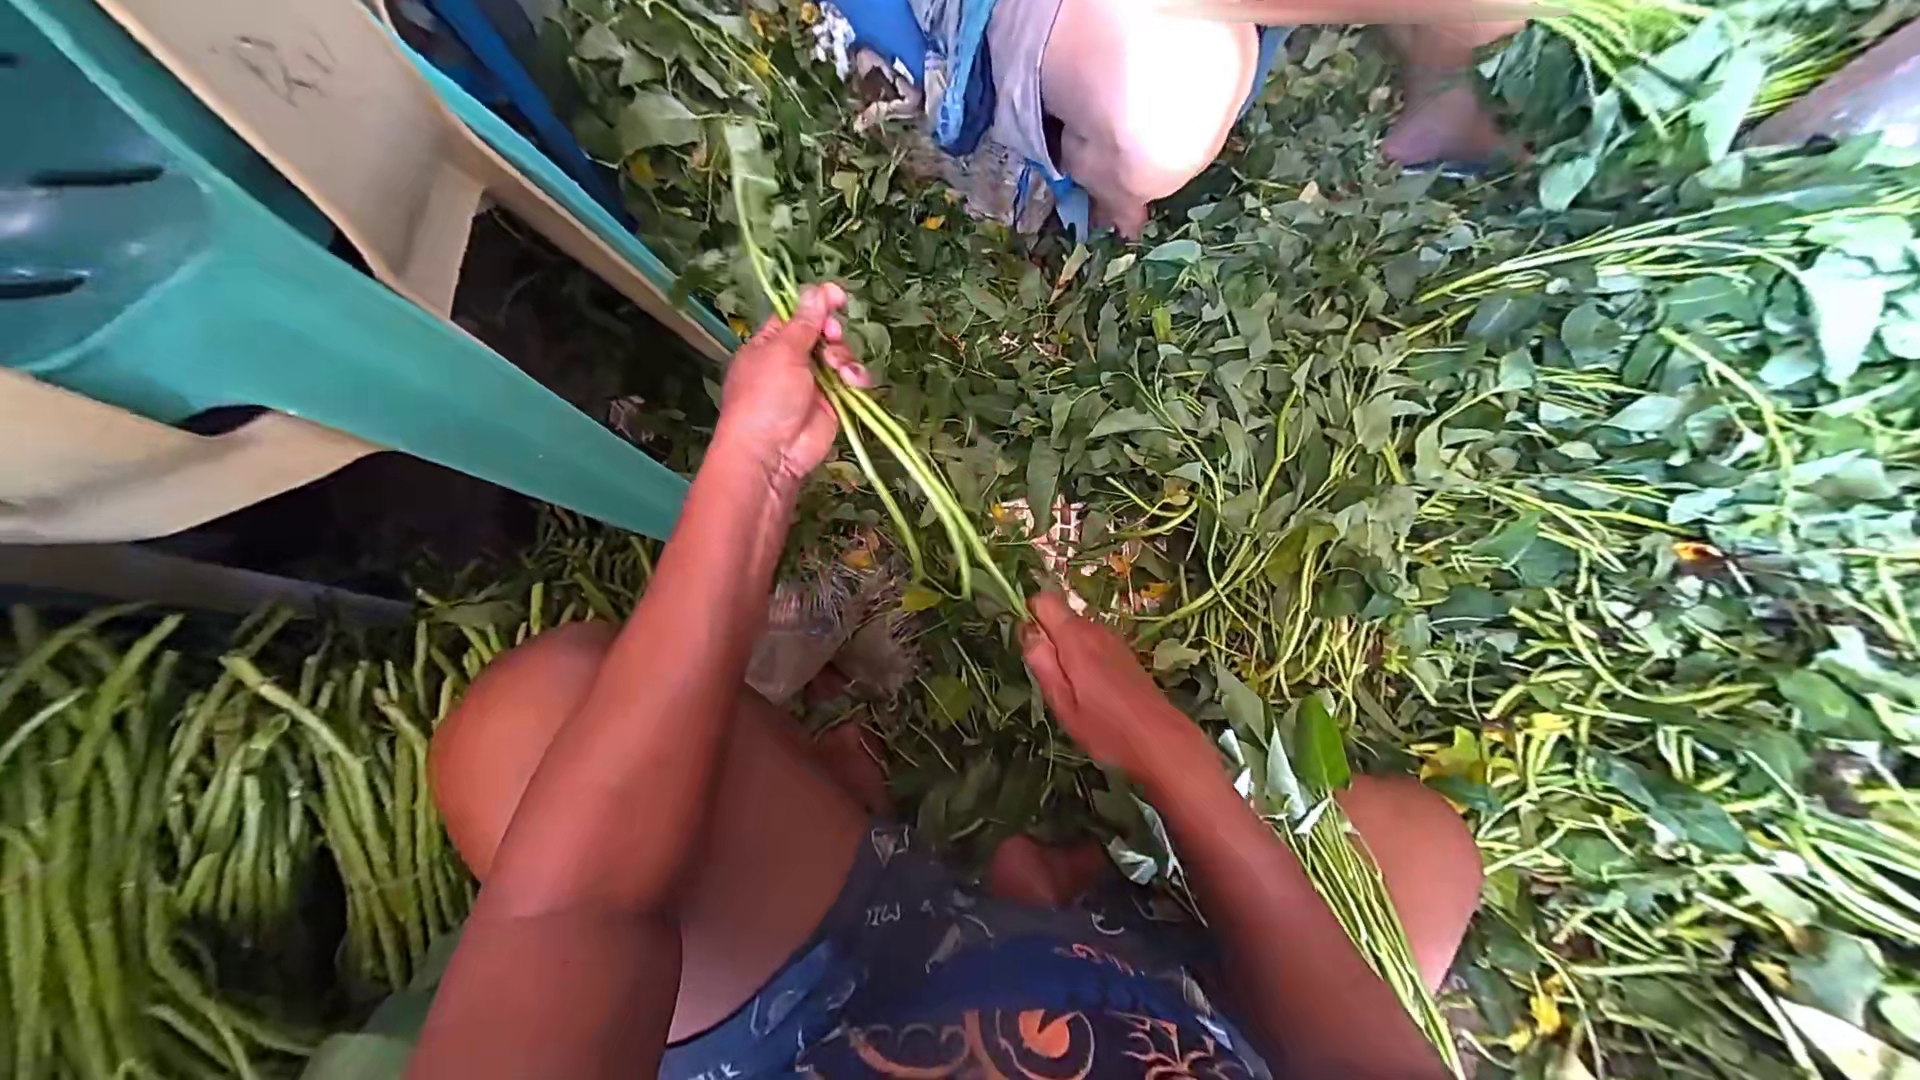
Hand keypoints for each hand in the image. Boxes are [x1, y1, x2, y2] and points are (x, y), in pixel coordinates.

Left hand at [713, 283, 870, 497]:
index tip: (837, 295)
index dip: (817, 303)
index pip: (796, 314)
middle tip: (832, 336)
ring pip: (841, 356)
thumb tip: (816, 290)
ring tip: (839, 369)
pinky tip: (853, 382)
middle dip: (832, 332)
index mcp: (770, 343)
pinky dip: (856, 378)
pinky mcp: (834, 403)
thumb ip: (805, 322)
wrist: (773, 452)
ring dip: (844, 357)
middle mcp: (793, 360)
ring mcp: (815, 382)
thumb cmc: (766, 397)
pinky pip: (851, 381)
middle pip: (823, 333)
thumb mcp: (782, 352)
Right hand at [1019, 592, 1216, 786]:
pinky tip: (1094, 690)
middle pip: (1059, 617)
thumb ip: (1041, 661)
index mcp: (1075, 637)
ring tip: (1074, 691)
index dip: (1030, 616)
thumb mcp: (1062, 702)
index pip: (1043, 600)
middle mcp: (1094, 629)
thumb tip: (1024, 629)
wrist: (1161, 740)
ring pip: (1075, 631)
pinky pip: (1092, 643)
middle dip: (1048, 640)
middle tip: (1052, 681)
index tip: (1030, 648)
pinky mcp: (1123, 652)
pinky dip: (1084, 658)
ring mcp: (1112, 639)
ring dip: (1066, 652)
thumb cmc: (1106, 727)